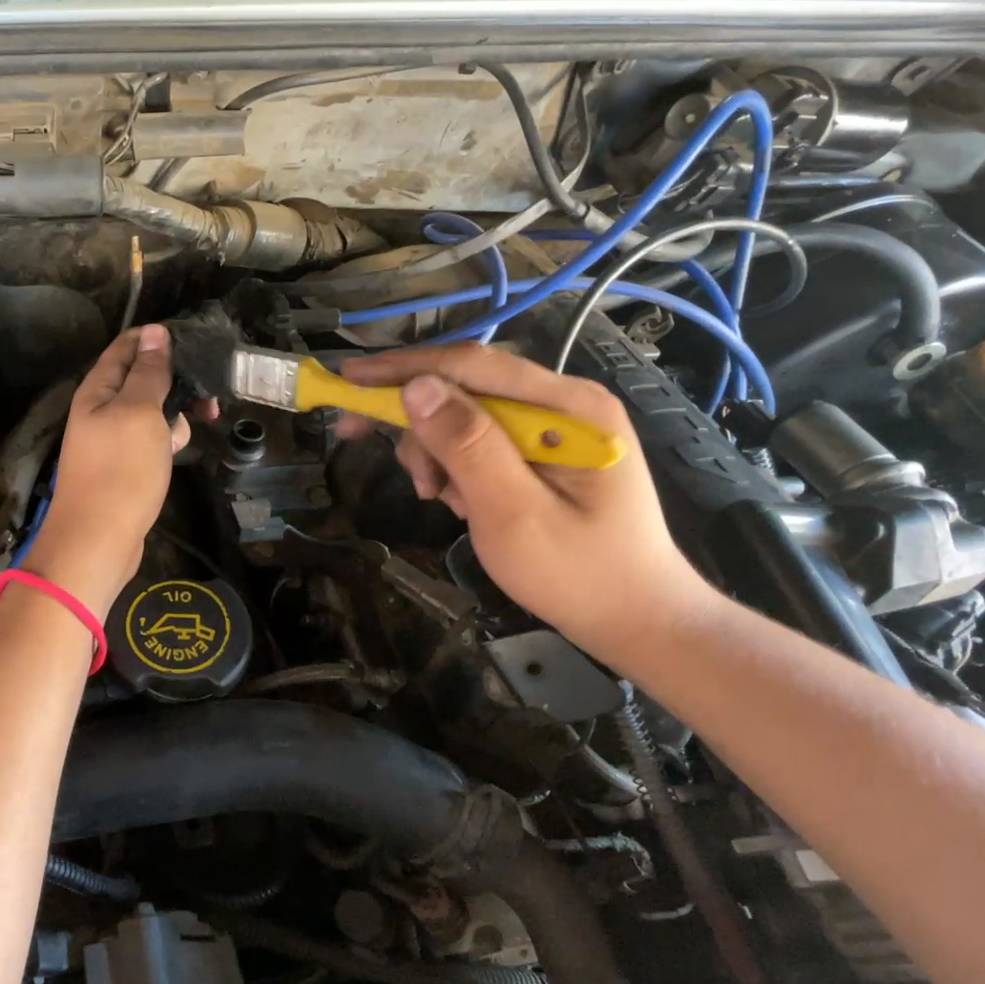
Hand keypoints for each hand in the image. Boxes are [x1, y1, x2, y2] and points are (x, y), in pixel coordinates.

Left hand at [23, 324, 188, 615]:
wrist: (98, 541)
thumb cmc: (120, 471)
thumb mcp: (139, 412)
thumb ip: (149, 372)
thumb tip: (156, 331)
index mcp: (98, 389)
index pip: (126, 347)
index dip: (158, 339)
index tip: (197, 342)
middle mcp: (101, 409)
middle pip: (142, 379)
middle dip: (176, 381)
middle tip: (209, 394)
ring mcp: (112, 439)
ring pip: (151, 411)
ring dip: (175, 414)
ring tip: (195, 426)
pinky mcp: (125, 465)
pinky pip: (150, 440)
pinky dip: (167, 440)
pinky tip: (178, 451)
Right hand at [337, 344, 719, 660]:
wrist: (637, 618)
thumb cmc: (578, 573)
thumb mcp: (512, 513)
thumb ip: (468, 447)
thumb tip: (415, 387)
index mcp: (568, 407)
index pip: (472, 365)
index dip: (404, 367)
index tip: (348, 380)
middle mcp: (562, 403)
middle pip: (464, 386)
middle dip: (417, 422)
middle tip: (368, 448)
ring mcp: (554, 426)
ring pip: (465, 414)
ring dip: (435, 451)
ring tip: (436, 499)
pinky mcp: (544, 450)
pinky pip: (479, 440)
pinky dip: (454, 466)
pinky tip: (457, 500)